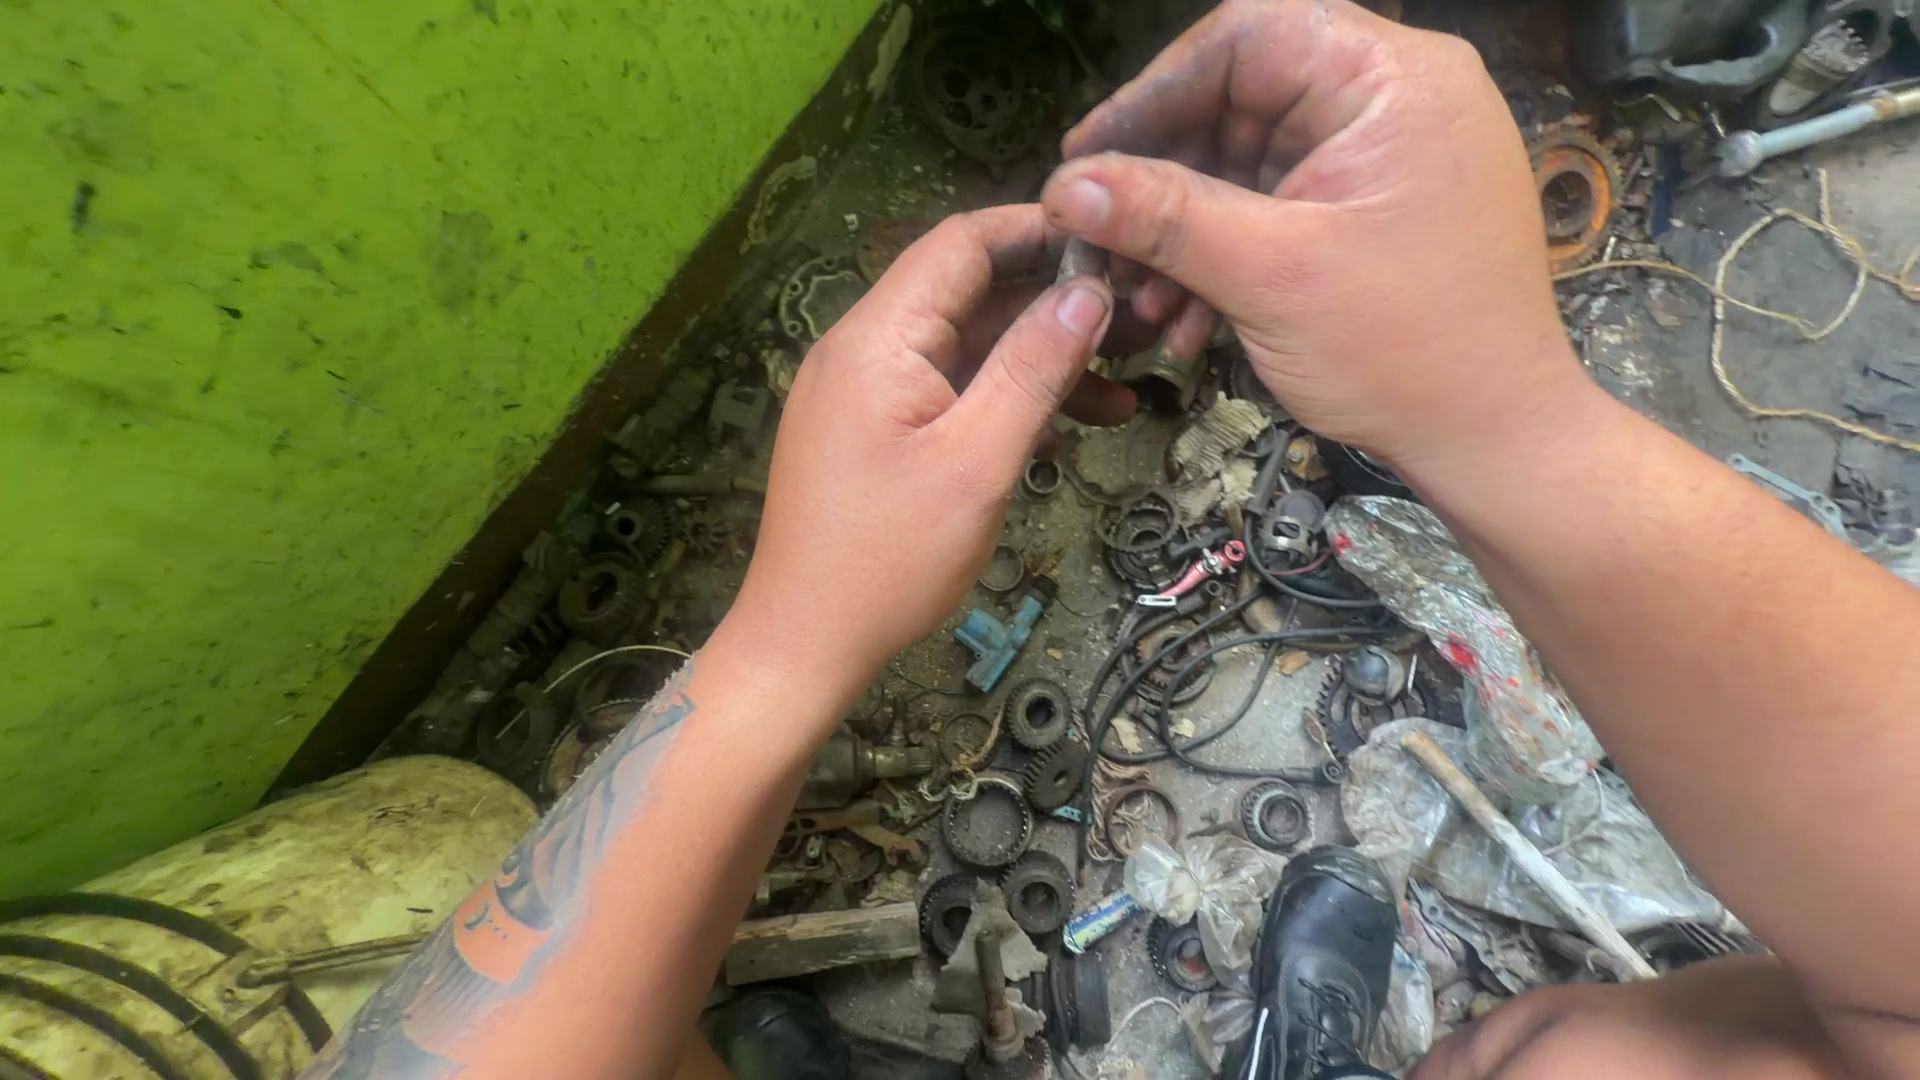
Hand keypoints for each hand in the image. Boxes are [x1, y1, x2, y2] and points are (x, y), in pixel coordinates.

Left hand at [718, 206, 1126, 708]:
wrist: (808, 640)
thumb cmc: (891, 557)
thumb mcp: (976, 461)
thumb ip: (1033, 369)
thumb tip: (1088, 292)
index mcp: (879, 337)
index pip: (962, 244)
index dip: (1038, 233)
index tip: (1112, 247)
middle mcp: (863, 348)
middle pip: (967, 298)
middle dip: (1050, 310)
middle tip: (1133, 333)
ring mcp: (864, 393)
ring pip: (963, 353)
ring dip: (1034, 368)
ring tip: (1118, 399)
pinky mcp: (872, 432)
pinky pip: (944, 396)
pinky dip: (997, 406)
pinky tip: (1057, 436)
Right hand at [1039, 0, 1591, 474]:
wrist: (1482, 436)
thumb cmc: (1396, 347)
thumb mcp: (1268, 275)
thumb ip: (1164, 220)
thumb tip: (1064, 188)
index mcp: (1385, 82)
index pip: (1246, 37)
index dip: (1151, 93)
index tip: (1085, 157)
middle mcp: (1381, 106)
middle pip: (1234, 111)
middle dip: (1160, 189)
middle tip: (1100, 249)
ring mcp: (1369, 168)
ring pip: (1239, 176)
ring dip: (1180, 241)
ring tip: (1143, 306)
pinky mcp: (1356, 222)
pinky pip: (1265, 221)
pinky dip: (1218, 266)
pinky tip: (1186, 326)